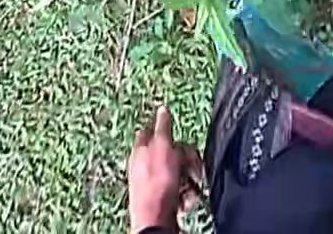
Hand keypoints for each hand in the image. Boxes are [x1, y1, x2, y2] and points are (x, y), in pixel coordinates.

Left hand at [127, 105, 200, 232]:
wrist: (156, 223)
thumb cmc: (156, 185)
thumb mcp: (163, 147)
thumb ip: (163, 127)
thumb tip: (162, 109)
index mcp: (140, 150)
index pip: (152, 128)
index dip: (165, 126)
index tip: (176, 126)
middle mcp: (145, 166)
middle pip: (170, 149)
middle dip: (184, 155)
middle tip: (191, 163)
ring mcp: (153, 183)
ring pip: (177, 168)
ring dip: (189, 174)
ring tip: (191, 183)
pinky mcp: (163, 199)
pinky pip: (180, 187)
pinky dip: (187, 190)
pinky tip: (187, 196)